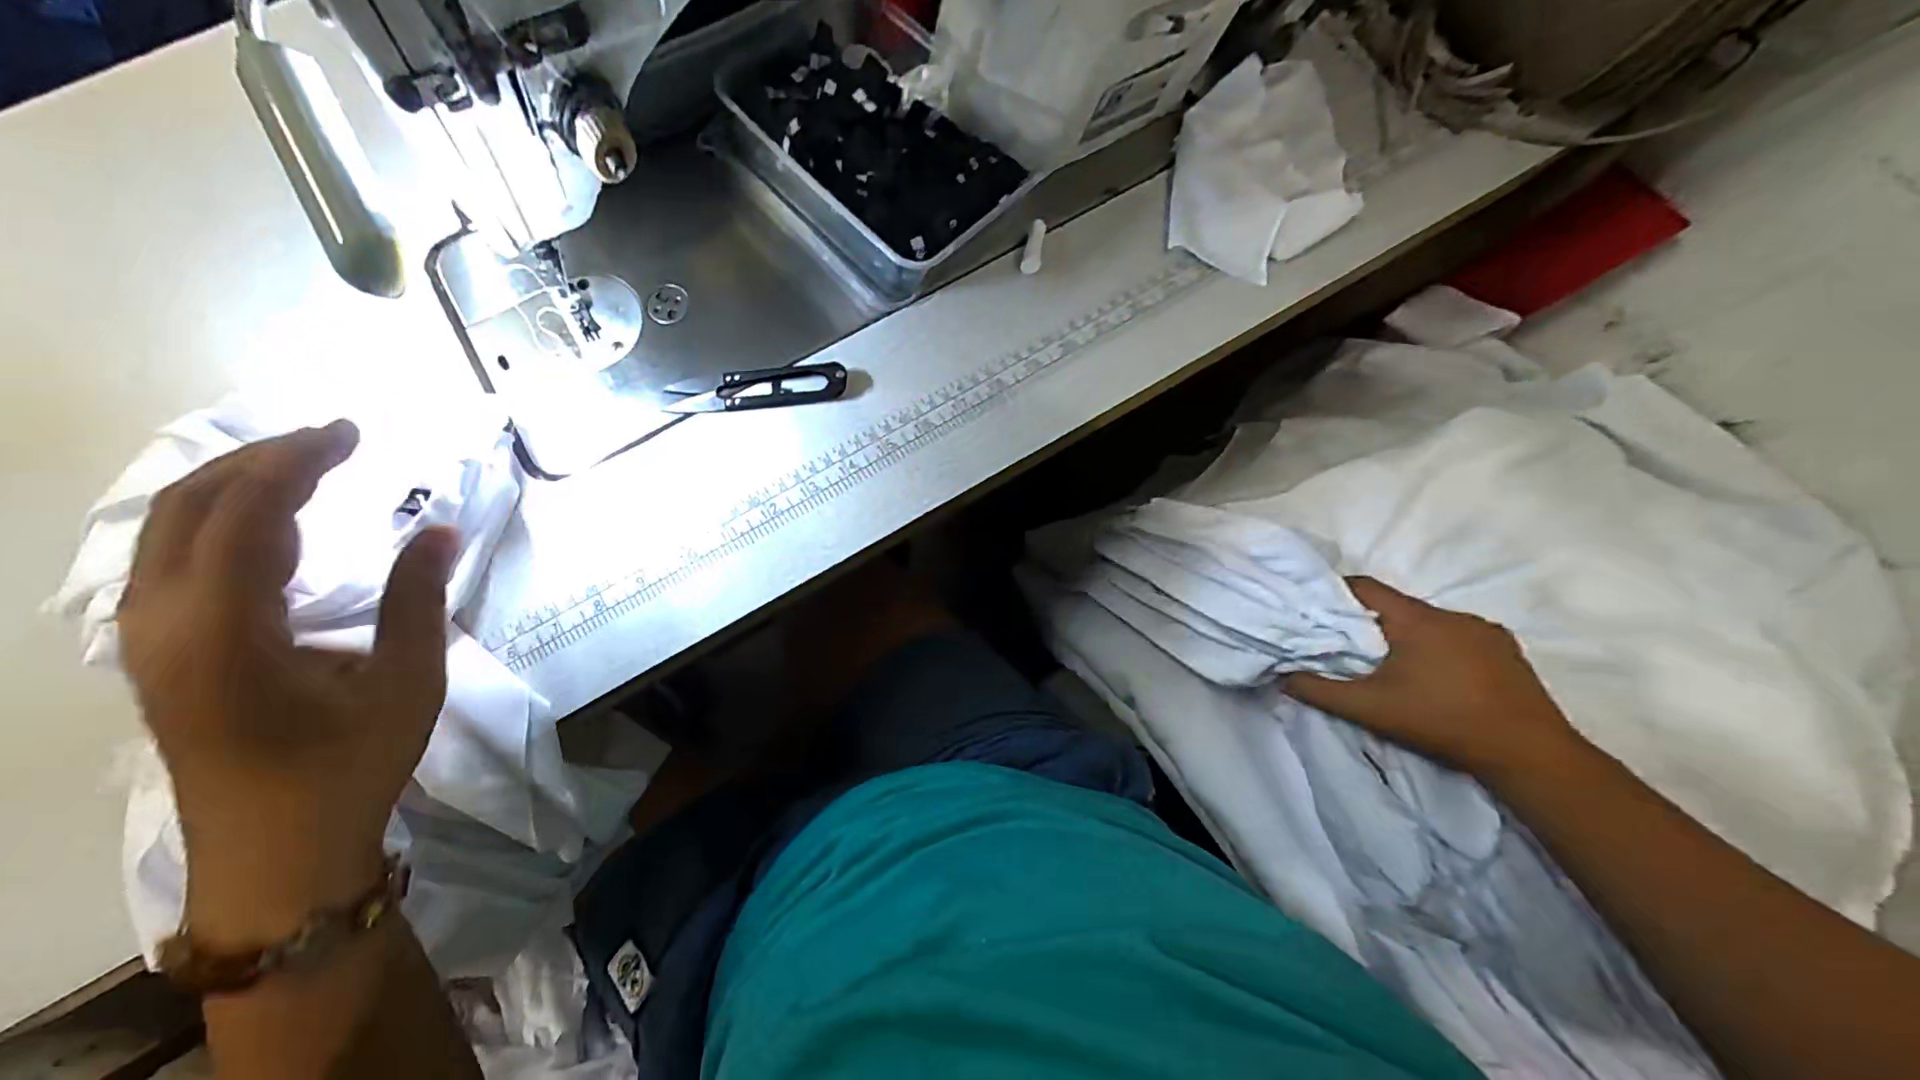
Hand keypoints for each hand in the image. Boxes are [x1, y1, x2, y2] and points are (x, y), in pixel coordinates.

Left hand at [118, 421, 456, 945]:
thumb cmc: (349, 766)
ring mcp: (149, 641)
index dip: (296, 461)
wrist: (277, 851)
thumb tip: (441, 531)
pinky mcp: (159, 654)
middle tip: (332, 441)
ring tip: (306, 468)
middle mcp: (163, 626)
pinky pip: (173, 561)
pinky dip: (221, 522)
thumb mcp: (406, 682)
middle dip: (258, 460)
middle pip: (188, 508)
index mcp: (223, 632)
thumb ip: (416, 598)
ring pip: (169, 531)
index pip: (245, 514)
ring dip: (235, 486)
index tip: (351, 433)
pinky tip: (271, 524)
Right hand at [1283, 578, 1584, 782]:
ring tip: (1395, 667)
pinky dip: (1441, 648)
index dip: (1336, 593)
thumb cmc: (1441, 721)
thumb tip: (1283, 678)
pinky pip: (1459, 636)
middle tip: (1350, 648)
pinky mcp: (1507, 649)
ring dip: (1408, 637)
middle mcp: (1452, 614)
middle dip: (1370, 622)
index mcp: (1416, 619)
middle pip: (1397, 606)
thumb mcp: (1369, 709)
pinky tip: (1438, 678)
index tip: (1317, 611)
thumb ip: (1320, 691)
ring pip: (1429, 622)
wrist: (1528, 752)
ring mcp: (1485, 630)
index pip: (1365, 587)